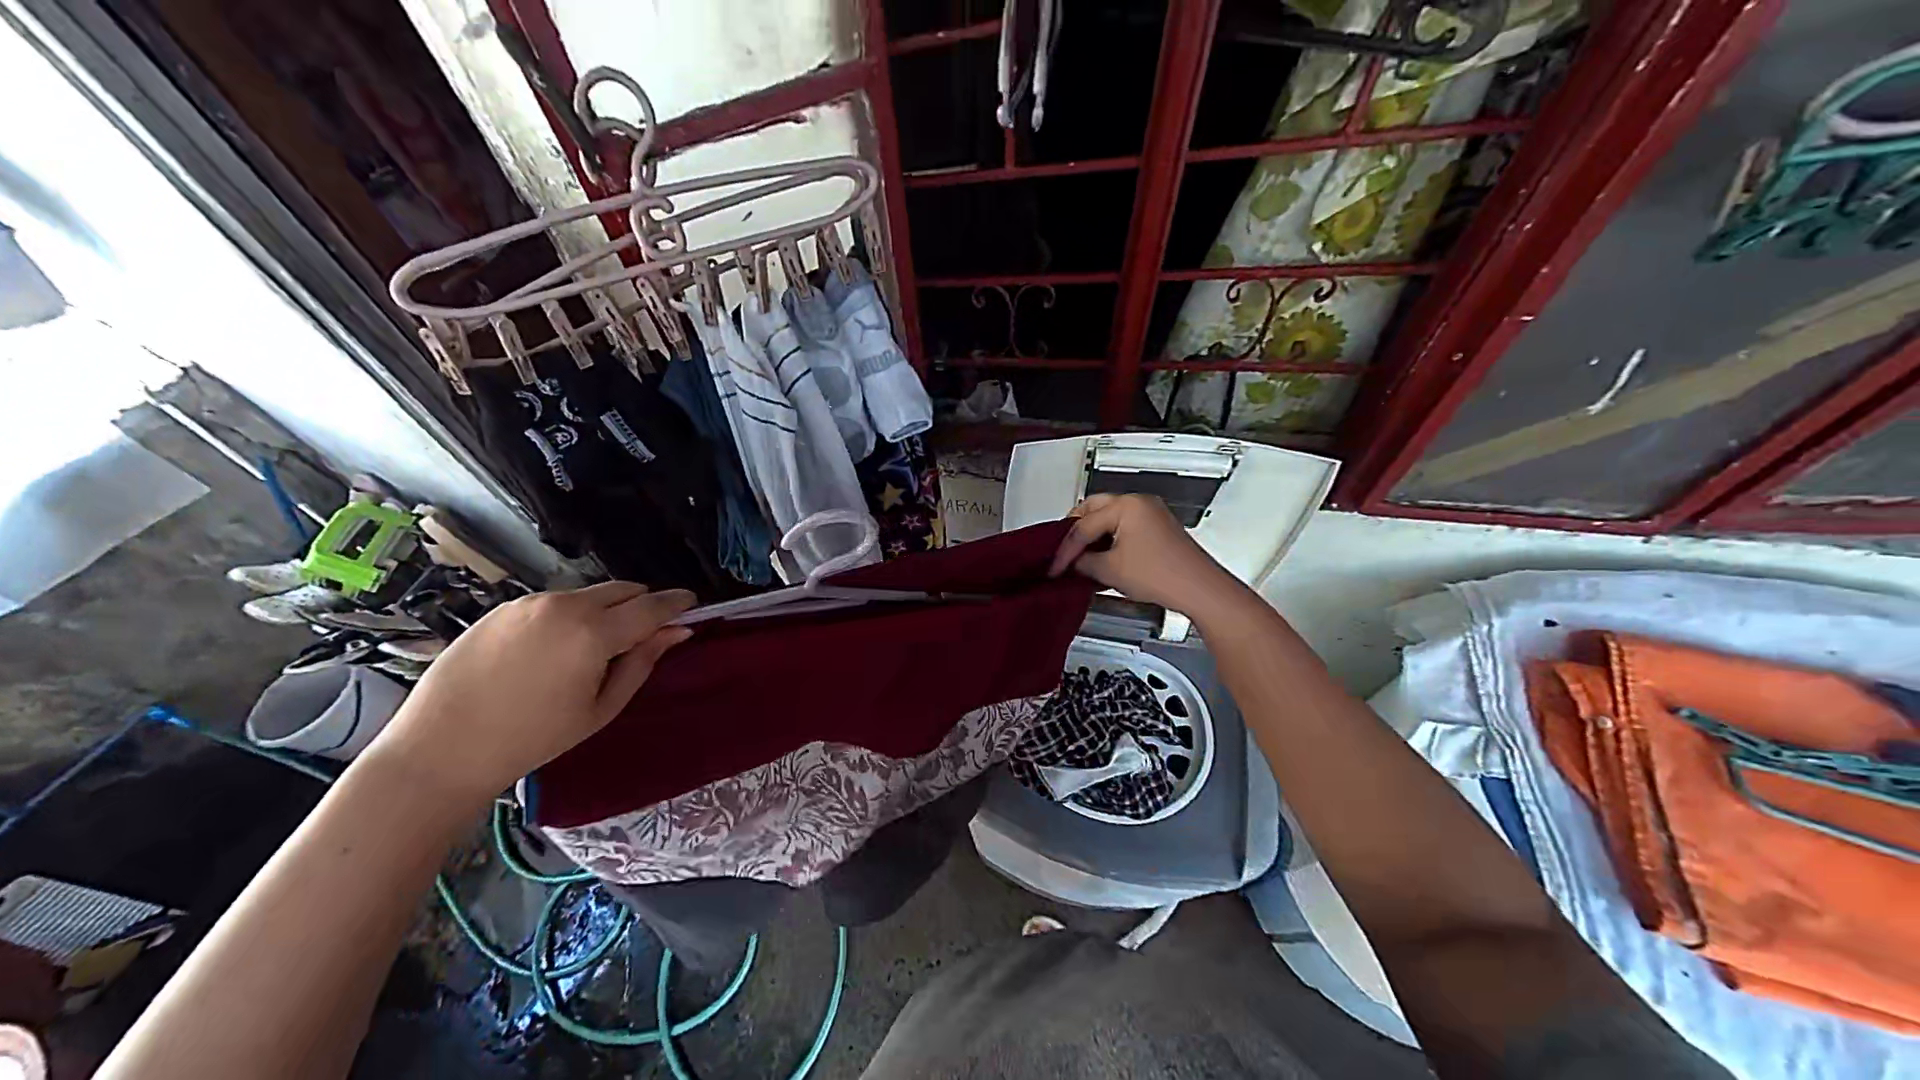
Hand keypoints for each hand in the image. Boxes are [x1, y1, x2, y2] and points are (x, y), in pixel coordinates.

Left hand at [360, 582, 694, 807]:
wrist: (442, 748)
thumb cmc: (532, 738)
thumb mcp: (601, 707)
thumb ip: (643, 662)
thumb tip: (678, 631)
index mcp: (593, 633)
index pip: (652, 605)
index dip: (677, 603)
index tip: (692, 604)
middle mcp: (564, 605)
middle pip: (623, 589)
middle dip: (642, 604)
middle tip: (645, 633)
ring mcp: (529, 602)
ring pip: (588, 593)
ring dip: (606, 609)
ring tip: (594, 648)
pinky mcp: (503, 607)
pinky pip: (555, 601)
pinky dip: (572, 615)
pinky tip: (555, 650)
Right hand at [1049, 494, 1248, 619]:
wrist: (1199, 590)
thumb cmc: (1164, 576)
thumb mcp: (1110, 571)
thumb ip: (1084, 563)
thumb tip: (1075, 562)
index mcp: (1126, 505)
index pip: (1083, 525)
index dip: (1065, 549)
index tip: (1055, 565)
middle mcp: (1140, 502)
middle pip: (1094, 510)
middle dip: (1076, 531)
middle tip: (1062, 550)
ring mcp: (1152, 513)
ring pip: (1110, 517)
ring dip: (1093, 534)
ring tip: (1080, 556)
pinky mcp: (1158, 528)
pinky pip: (1125, 525)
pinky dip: (1109, 538)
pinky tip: (1102, 557)